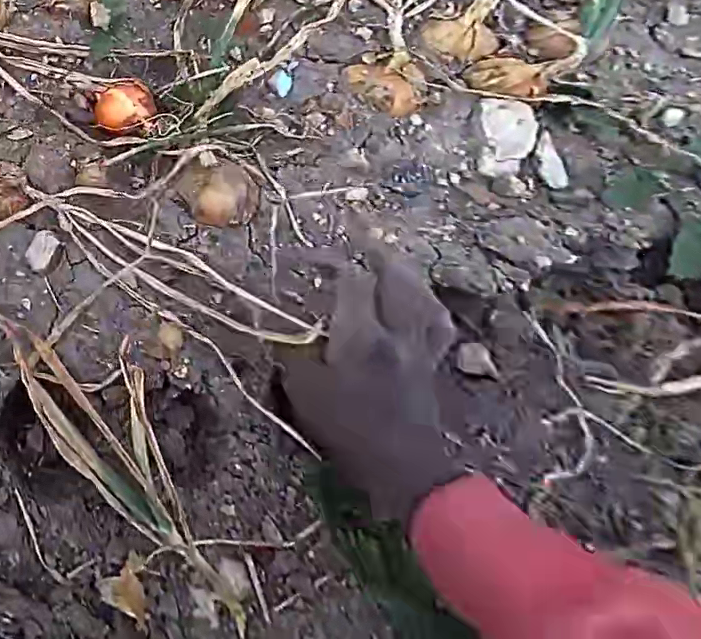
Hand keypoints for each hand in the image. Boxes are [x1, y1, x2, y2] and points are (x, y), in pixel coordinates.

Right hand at [274, 235, 460, 520]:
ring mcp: (421, 346)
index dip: (323, 258)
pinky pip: (435, 318)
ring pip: (421, 293)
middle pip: (395, 276)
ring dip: (400, 268)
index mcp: (362, 335)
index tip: (296, 257)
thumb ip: (288, 346)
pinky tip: (411, 296)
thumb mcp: (303, 387)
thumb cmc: (346, 428)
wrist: (405, 470)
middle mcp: (397, 333)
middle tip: (352, 229)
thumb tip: (265, 314)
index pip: (350, 278)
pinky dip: (423, 299)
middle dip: (372, 248)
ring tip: (381, 254)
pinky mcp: (433, 360)